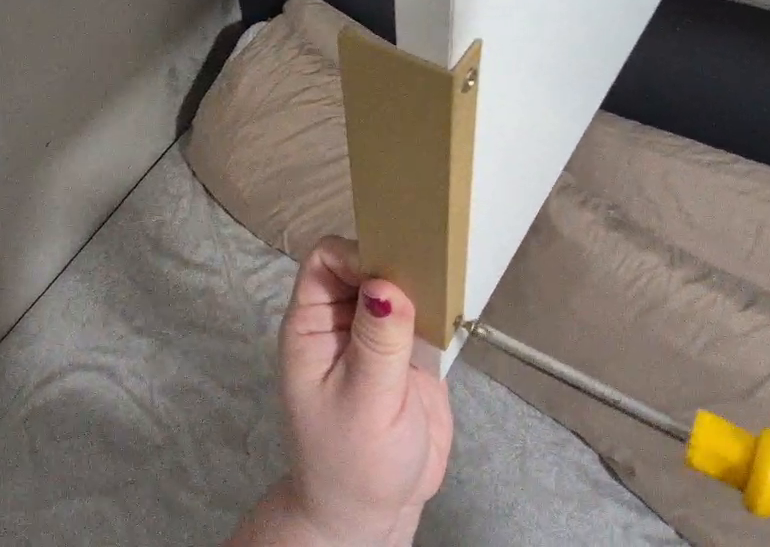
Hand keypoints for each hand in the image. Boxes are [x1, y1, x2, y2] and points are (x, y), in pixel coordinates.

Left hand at [227, 237, 452, 546]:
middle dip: (394, 262)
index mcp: (312, 325)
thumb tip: (385, 284)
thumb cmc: (353, 463)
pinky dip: (439, 309)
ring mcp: (376, 336)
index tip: (395, 270)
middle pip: (364, 265)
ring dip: (421, 283)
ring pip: (396, 286)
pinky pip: (422, 315)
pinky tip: (457, 308)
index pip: (327, 261)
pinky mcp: (408, 355)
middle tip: (432, 268)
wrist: (370, 514)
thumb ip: (378, 343)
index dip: (358, 255)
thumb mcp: (365, 402)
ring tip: (450, 282)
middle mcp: (341, 321)